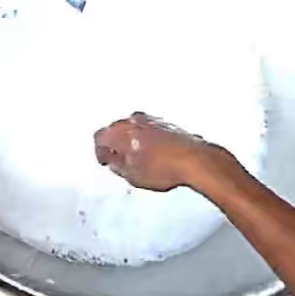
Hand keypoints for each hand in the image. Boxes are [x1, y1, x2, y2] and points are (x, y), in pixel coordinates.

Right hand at [93, 112, 226, 190]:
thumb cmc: (164, 166)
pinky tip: (155, 155)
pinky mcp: (166, 123)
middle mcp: (132, 120)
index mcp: (118, 131)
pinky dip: (148, 140)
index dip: (100, 152)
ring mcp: (150, 120)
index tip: (105, 160)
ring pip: (133, 128)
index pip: (99, 138)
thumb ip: (117, 166)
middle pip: (115, 130)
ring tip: (140, 160)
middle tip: (118, 160)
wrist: (194, 160)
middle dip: (116, 144)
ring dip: (133, 141)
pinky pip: (150, 130)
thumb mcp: (131, 175)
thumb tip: (115, 162)